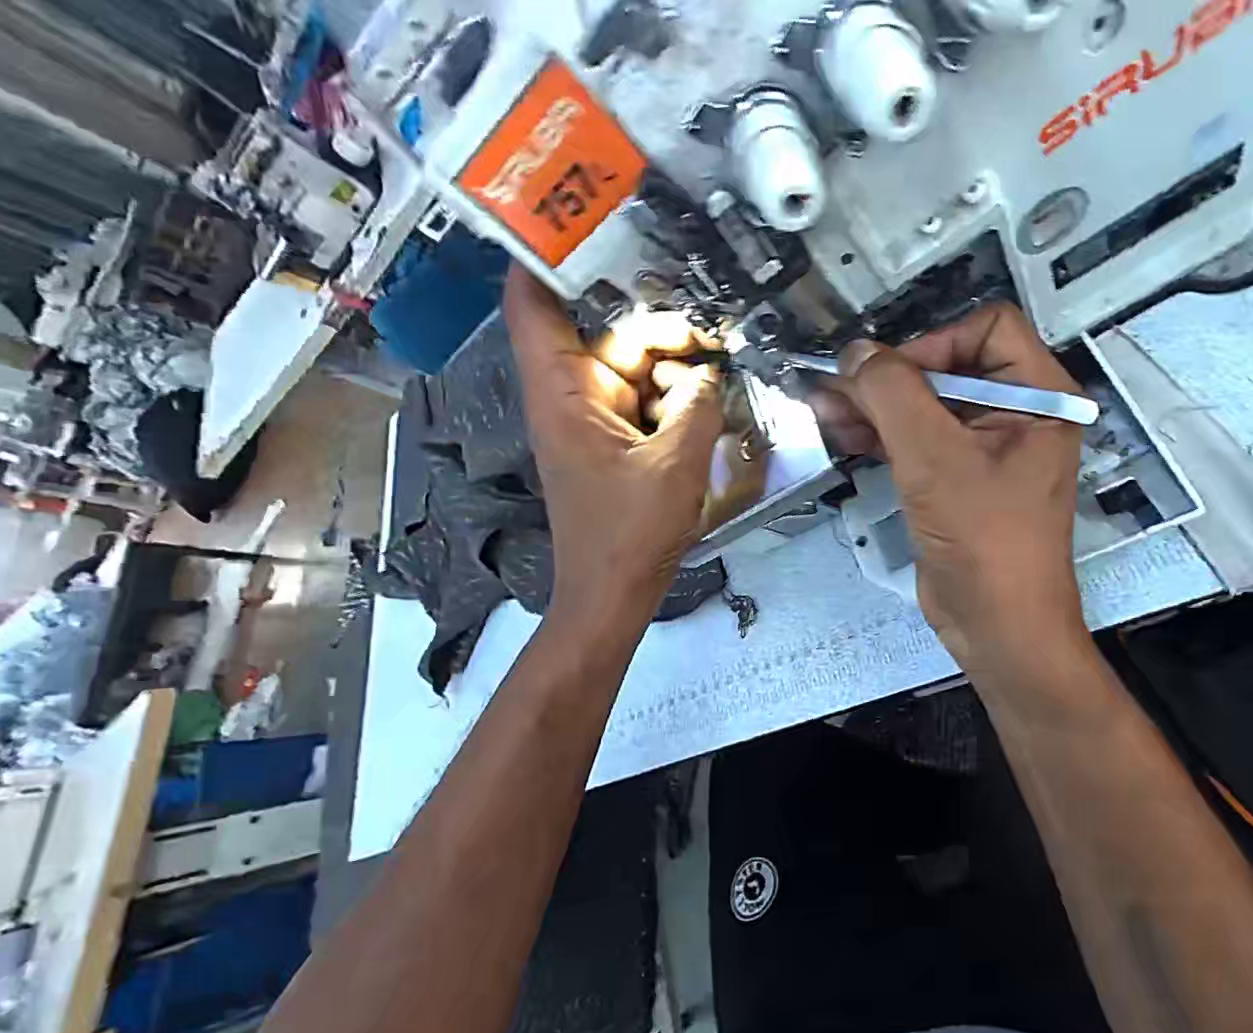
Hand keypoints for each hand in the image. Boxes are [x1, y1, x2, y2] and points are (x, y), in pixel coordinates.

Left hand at [501, 266, 723, 616]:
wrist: (615, 591)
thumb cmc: (631, 533)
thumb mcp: (677, 465)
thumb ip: (699, 408)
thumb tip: (711, 374)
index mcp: (563, 394)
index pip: (535, 304)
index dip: (550, 256)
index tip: (591, 222)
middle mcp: (569, 397)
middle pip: (606, 333)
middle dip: (656, 327)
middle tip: (710, 333)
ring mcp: (592, 420)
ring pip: (630, 367)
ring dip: (672, 367)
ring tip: (718, 369)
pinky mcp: (612, 441)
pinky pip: (642, 400)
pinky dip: (673, 397)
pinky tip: (708, 404)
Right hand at [811, 302, 1085, 664]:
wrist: (999, 625)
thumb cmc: (987, 543)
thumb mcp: (935, 457)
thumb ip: (894, 393)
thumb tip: (857, 354)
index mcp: (1041, 398)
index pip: (987, 331)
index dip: (934, 343)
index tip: (890, 376)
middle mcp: (1020, 415)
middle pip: (950, 366)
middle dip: (891, 378)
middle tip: (837, 386)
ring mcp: (989, 448)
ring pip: (928, 404)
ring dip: (878, 404)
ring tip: (828, 408)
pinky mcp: (962, 478)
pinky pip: (922, 438)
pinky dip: (884, 433)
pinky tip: (846, 431)